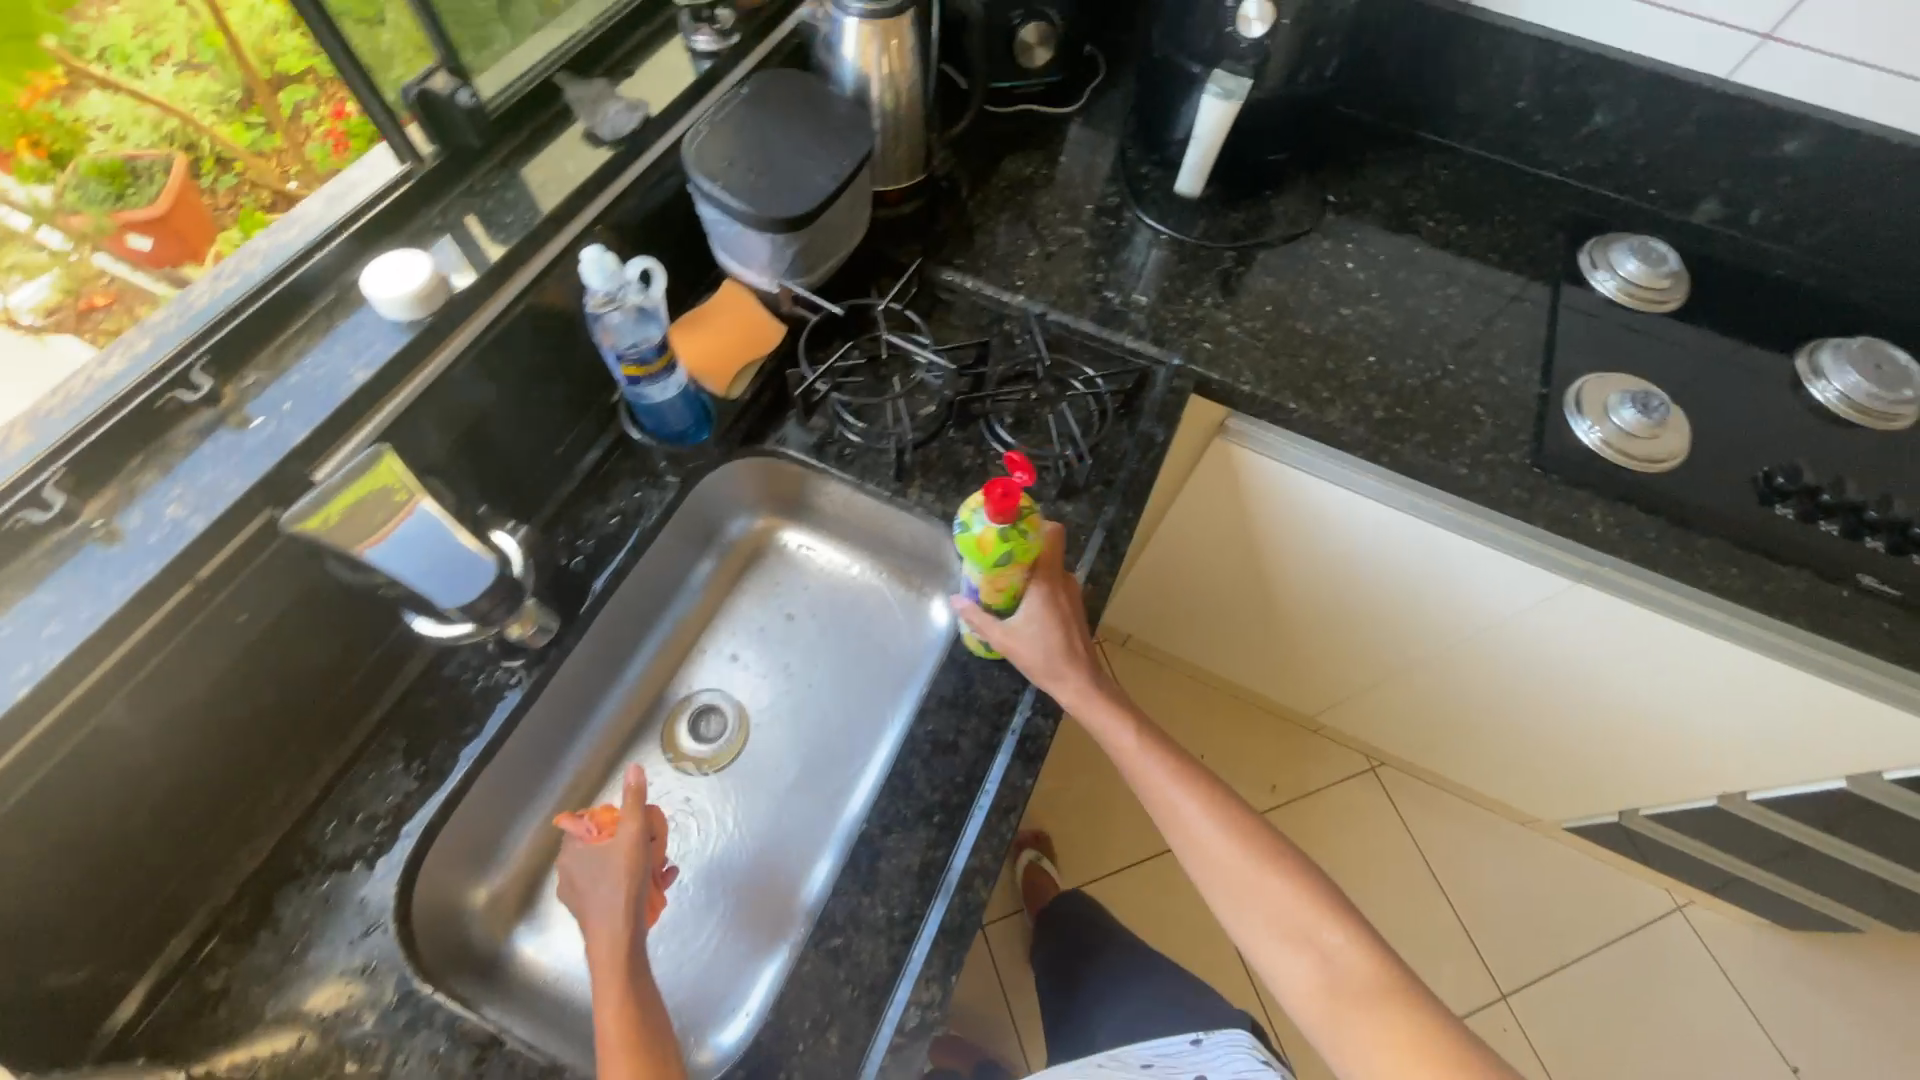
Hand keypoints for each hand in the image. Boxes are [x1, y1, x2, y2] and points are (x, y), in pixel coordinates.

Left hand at [556, 764, 676, 970]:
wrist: (618, 941)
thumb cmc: (621, 885)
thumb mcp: (633, 836)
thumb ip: (634, 802)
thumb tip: (634, 768)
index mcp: (571, 851)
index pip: (588, 822)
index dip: (613, 819)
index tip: (634, 824)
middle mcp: (568, 871)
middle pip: (602, 844)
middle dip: (632, 841)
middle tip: (653, 844)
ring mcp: (578, 895)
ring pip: (610, 867)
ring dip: (637, 862)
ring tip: (662, 865)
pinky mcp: (591, 912)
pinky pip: (613, 887)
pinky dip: (634, 882)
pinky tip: (659, 884)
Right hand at [950, 522, 1115, 711]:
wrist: (1080, 682)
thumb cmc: (1043, 657)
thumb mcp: (1003, 639)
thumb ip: (977, 617)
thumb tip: (954, 600)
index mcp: (1048, 579)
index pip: (1053, 533)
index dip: (1036, 523)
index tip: (1012, 528)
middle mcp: (1063, 579)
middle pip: (1046, 549)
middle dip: (1022, 549)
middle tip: (996, 555)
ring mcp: (1072, 592)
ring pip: (1050, 567)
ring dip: (1030, 569)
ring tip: (1003, 577)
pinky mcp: (1074, 605)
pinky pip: (1055, 583)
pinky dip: (1040, 584)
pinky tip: (1021, 599)